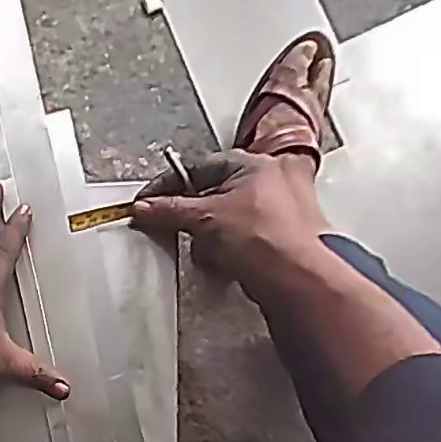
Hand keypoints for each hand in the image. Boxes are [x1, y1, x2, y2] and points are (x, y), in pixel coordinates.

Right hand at [131, 151, 331, 290]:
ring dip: (209, 236)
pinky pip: (239, 238)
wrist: (295, 277)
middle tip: (176, 227)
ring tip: (211, 250)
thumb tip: (144, 207)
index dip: (168, 185)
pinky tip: (226, 260)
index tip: (148, 202)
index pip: (198, 167)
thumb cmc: (264, 239)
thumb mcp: (204, 219)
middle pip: (211, 194)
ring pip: (224, 218)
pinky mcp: (278, 236)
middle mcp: (271, 180)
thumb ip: (169, 210)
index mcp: (255, 164)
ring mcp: (277, 209)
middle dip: (192, 215)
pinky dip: (226, 249)